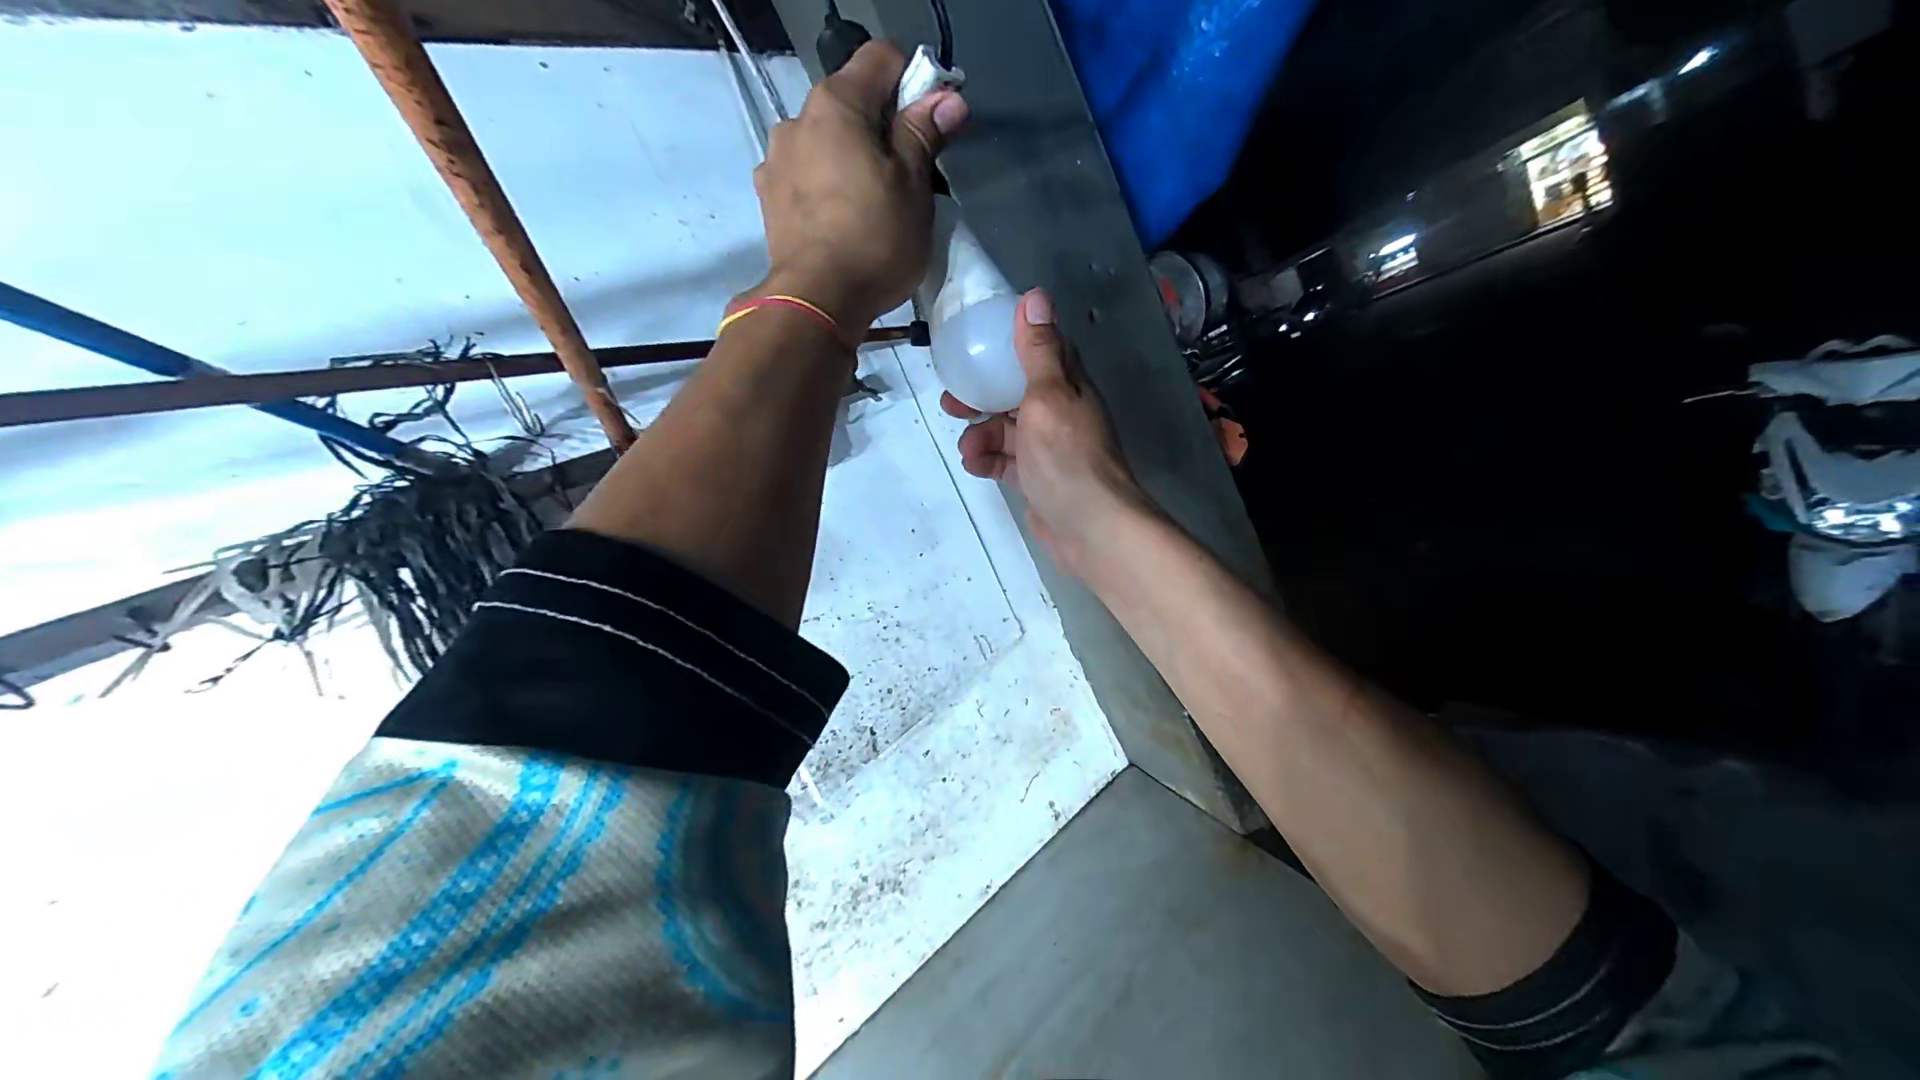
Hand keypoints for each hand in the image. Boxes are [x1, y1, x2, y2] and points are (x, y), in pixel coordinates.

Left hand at [750, 41, 968, 334]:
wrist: (817, 303)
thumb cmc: (875, 241)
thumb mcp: (914, 187)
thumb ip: (924, 133)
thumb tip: (947, 98)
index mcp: (835, 104)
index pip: (881, 59)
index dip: (915, 83)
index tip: (932, 124)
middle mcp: (797, 120)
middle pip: (851, 103)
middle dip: (883, 128)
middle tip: (909, 175)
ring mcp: (776, 161)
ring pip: (827, 142)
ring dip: (851, 159)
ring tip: (872, 206)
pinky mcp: (769, 199)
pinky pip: (807, 176)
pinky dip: (828, 185)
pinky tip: (842, 221)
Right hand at [942, 289, 1157, 576]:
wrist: (1089, 527)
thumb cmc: (1066, 456)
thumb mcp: (1048, 396)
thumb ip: (1037, 351)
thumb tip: (1036, 295)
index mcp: (1069, 386)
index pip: (1042, 352)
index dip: (1012, 344)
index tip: (978, 343)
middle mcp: (1061, 413)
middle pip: (1015, 394)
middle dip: (982, 396)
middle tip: (951, 402)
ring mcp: (1049, 449)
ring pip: (1006, 430)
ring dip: (981, 434)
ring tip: (967, 448)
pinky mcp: (1038, 479)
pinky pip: (1006, 461)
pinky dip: (988, 461)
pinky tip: (974, 466)